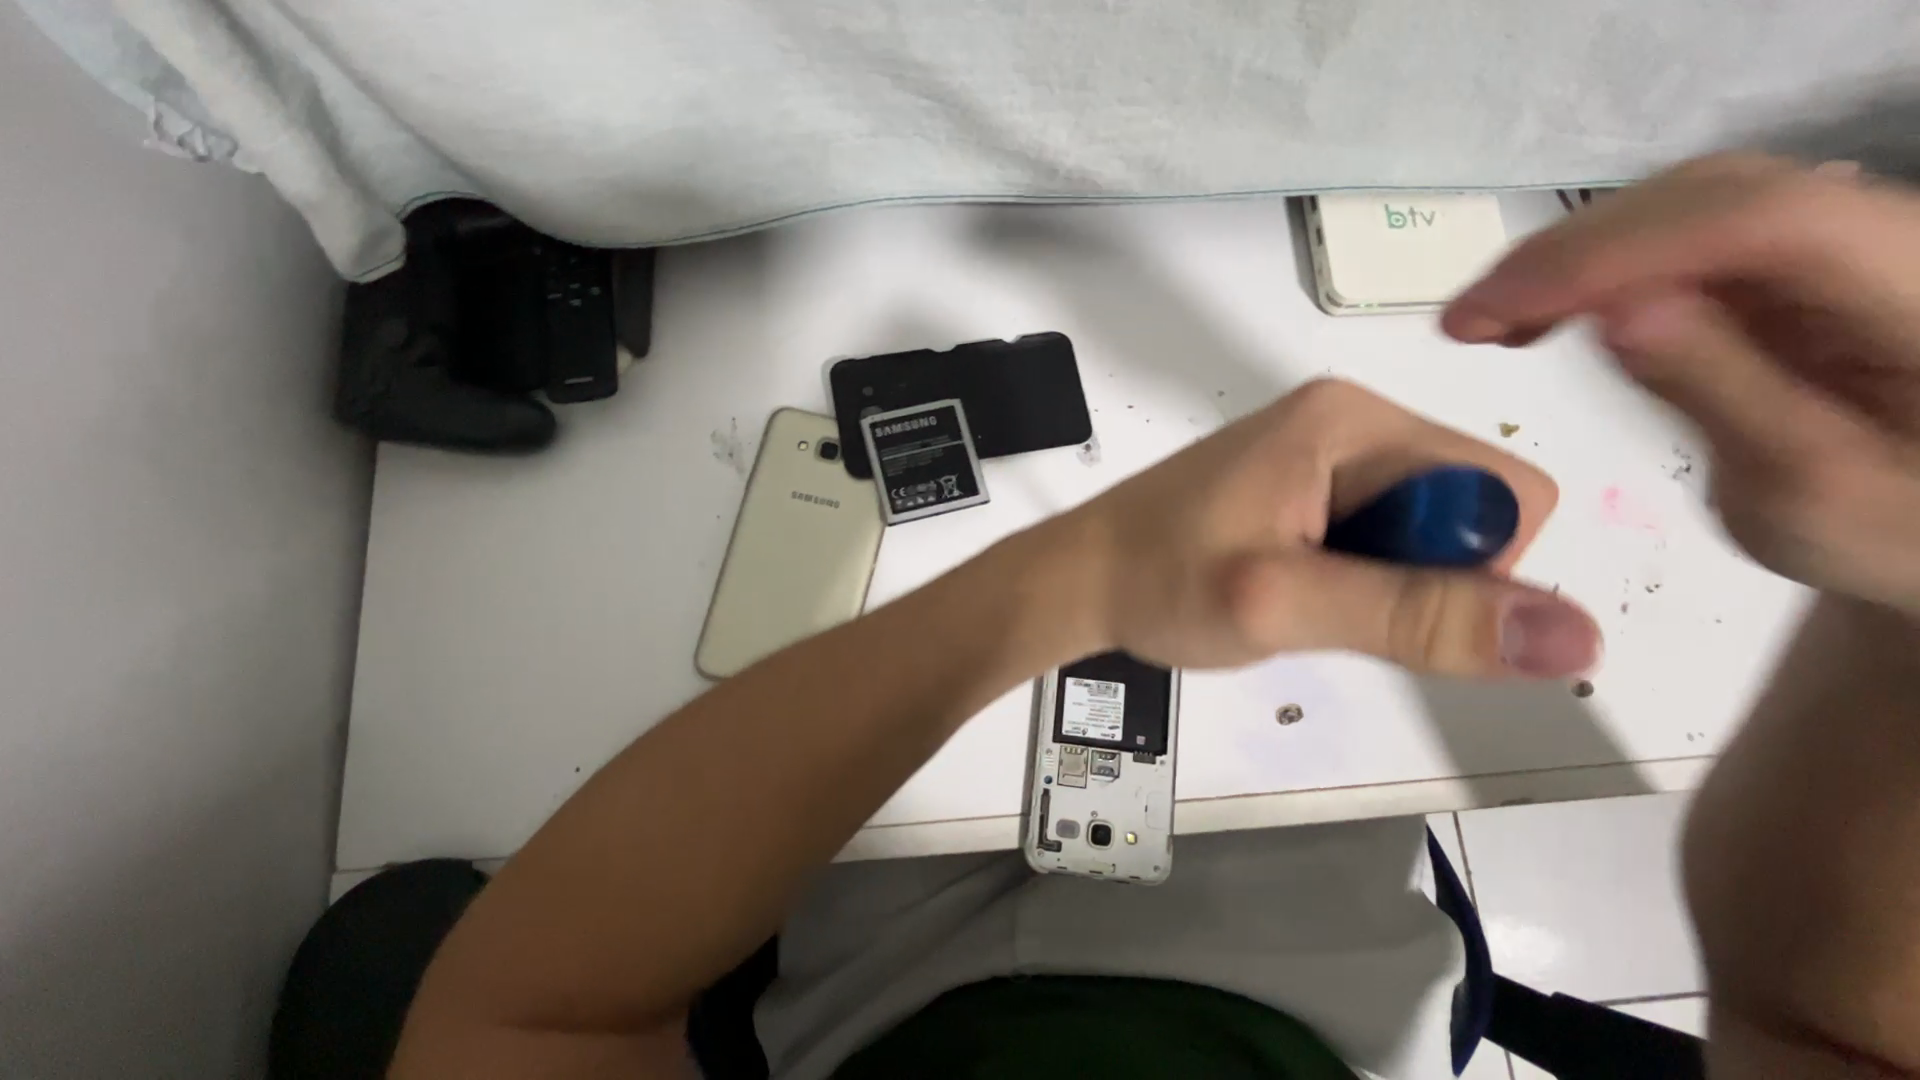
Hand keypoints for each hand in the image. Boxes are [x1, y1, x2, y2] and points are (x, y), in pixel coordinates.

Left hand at [1048, 378, 1600, 676]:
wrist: (1078, 581)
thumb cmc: (1160, 583)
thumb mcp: (1283, 603)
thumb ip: (1418, 616)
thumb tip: (1579, 636)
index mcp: (1354, 420)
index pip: (1504, 492)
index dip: (1468, 571)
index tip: (1377, 607)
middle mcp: (1349, 420)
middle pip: (1465, 511)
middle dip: (1416, 580)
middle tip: (1323, 606)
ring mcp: (1322, 452)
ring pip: (1421, 532)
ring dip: (1380, 586)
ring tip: (1299, 599)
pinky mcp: (1301, 485)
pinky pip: (1375, 536)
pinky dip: (1351, 579)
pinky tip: (1291, 589)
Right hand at [1443, 154, 1919, 614]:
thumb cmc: (1889, 532)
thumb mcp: (1808, 491)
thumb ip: (1722, 392)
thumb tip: (1618, 312)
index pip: (1762, 224)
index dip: (1613, 253)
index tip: (1490, 311)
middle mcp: (1896, 235)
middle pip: (1715, 195)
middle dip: (1571, 251)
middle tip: (1464, 321)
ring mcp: (1849, 238)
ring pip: (1691, 201)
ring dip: (1573, 254)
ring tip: (1490, 321)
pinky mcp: (1803, 262)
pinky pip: (1687, 232)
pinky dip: (1598, 264)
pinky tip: (1546, 309)